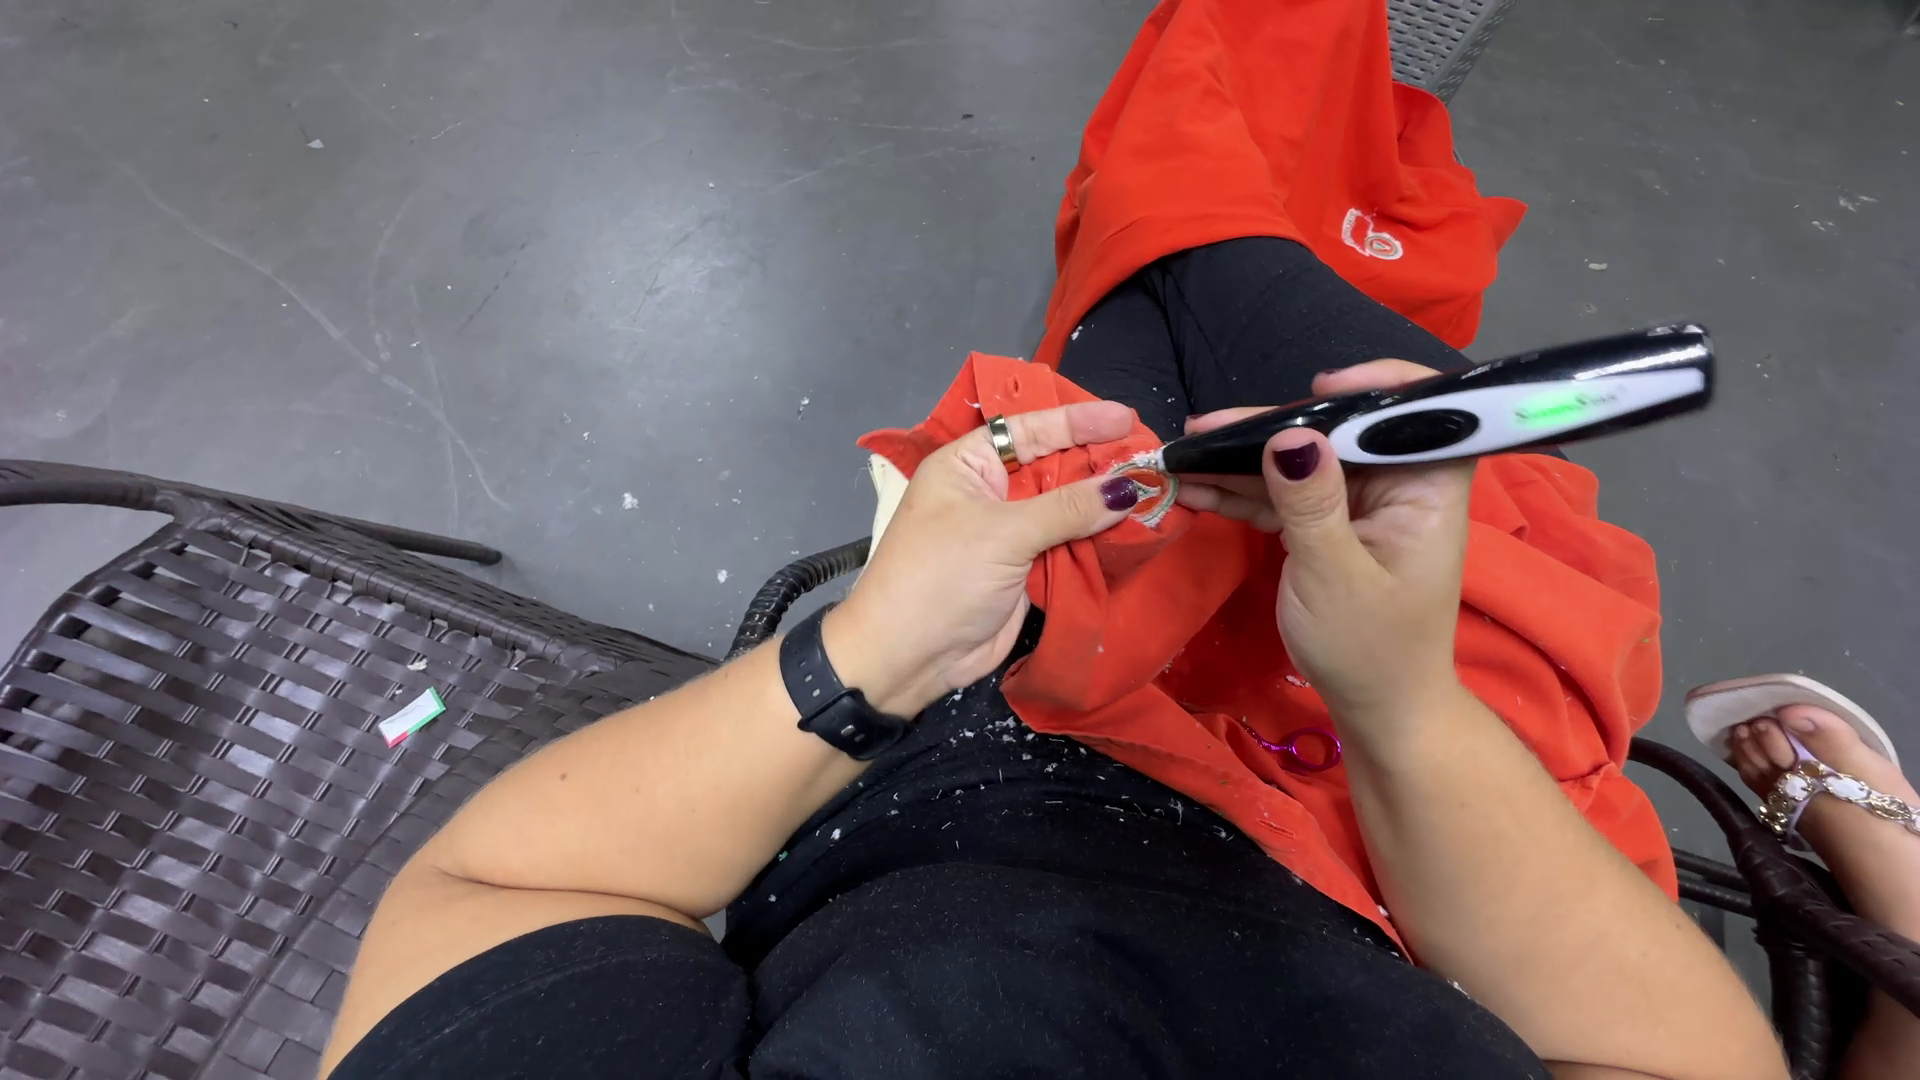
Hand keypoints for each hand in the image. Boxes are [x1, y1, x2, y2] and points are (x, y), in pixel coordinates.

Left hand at [823, 401, 1143, 716]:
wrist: (908, 657)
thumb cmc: (941, 577)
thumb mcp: (1002, 533)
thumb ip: (1067, 508)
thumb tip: (1128, 487)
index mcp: (968, 465)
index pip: (1028, 430)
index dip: (1077, 421)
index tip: (1126, 418)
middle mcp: (989, 492)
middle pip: (1054, 467)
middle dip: (1099, 464)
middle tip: (1152, 458)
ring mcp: (1008, 532)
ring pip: (1065, 508)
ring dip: (1104, 504)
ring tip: (1154, 491)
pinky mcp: (1024, 569)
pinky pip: (1067, 545)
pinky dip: (1097, 539)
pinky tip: (1134, 529)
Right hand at [1175, 361, 1474, 727]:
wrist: (1373, 705)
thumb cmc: (1369, 647)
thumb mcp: (1334, 577)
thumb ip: (1310, 505)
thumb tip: (1289, 438)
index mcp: (1424, 490)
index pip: (1417, 415)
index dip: (1374, 387)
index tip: (1316, 387)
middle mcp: (1392, 486)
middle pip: (1334, 435)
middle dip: (1268, 428)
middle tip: (1203, 427)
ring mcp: (1353, 506)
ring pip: (1296, 464)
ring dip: (1238, 461)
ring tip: (1181, 454)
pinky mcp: (1322, 525)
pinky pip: (1278, 497)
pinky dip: (1237, 493)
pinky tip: (1193, 486)